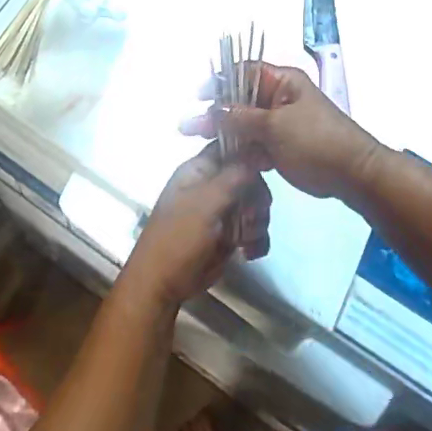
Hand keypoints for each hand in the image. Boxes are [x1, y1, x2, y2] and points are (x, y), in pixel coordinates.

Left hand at [119, 146, 270, 310]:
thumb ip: (233, 176)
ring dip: (257, 222)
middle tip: (250, 215)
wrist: (164, 282)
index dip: (250, 154)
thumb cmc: (178, 237)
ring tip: (244, 239)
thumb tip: (257, 151)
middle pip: (249, 179)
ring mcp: (220, 212)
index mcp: (197, 171)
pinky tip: (249, 253)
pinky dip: (256, 240)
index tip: (267, 168)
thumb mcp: (206, 203)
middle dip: (256, 198)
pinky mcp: (228, 235)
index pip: (229, 148)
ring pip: (255, 205)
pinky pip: (253, 230)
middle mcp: (209, 187)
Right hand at [181, 63, 384, 200]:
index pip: (244, 72)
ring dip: (225, 134)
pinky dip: (239, 151)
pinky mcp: (280, 147)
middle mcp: (279, 99)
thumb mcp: (274, 126)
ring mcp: (279, 124)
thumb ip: (238, 118)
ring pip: (244, 125)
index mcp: (283, 83)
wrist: (353, 176)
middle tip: (191, 128)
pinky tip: (223, 159)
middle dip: (216, 113)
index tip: (199, 97)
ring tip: (200, 143)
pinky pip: (252, 144)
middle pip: (240, 101)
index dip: (220, 81)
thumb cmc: (317, 141)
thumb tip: (207, 112)